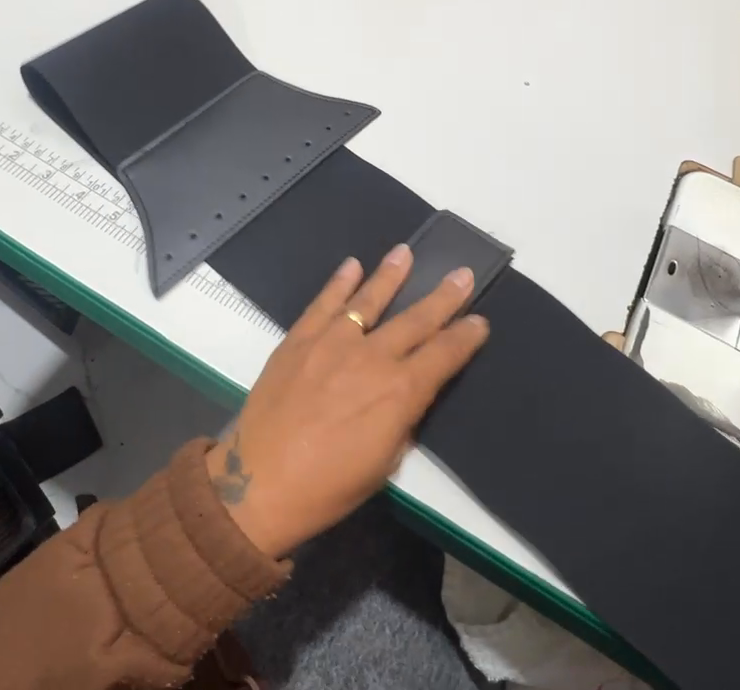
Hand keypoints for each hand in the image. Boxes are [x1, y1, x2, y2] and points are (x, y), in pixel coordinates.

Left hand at [207, 245, 490, 557]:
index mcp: (400, 392)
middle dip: (443, 297)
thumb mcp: (385, 464)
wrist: (259, 483)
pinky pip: (324, 303)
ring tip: (406, 252)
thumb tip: (407, 396)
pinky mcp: (299, 340)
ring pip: (369, 300)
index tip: (480, 321)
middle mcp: (372, 358)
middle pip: (416, 320)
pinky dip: (339, 283)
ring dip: (390, 275)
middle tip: (462, 273)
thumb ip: (402, 421)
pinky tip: (352, 265)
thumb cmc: (329, 487)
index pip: (444, 356)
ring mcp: (332, 343)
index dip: (466, 337)